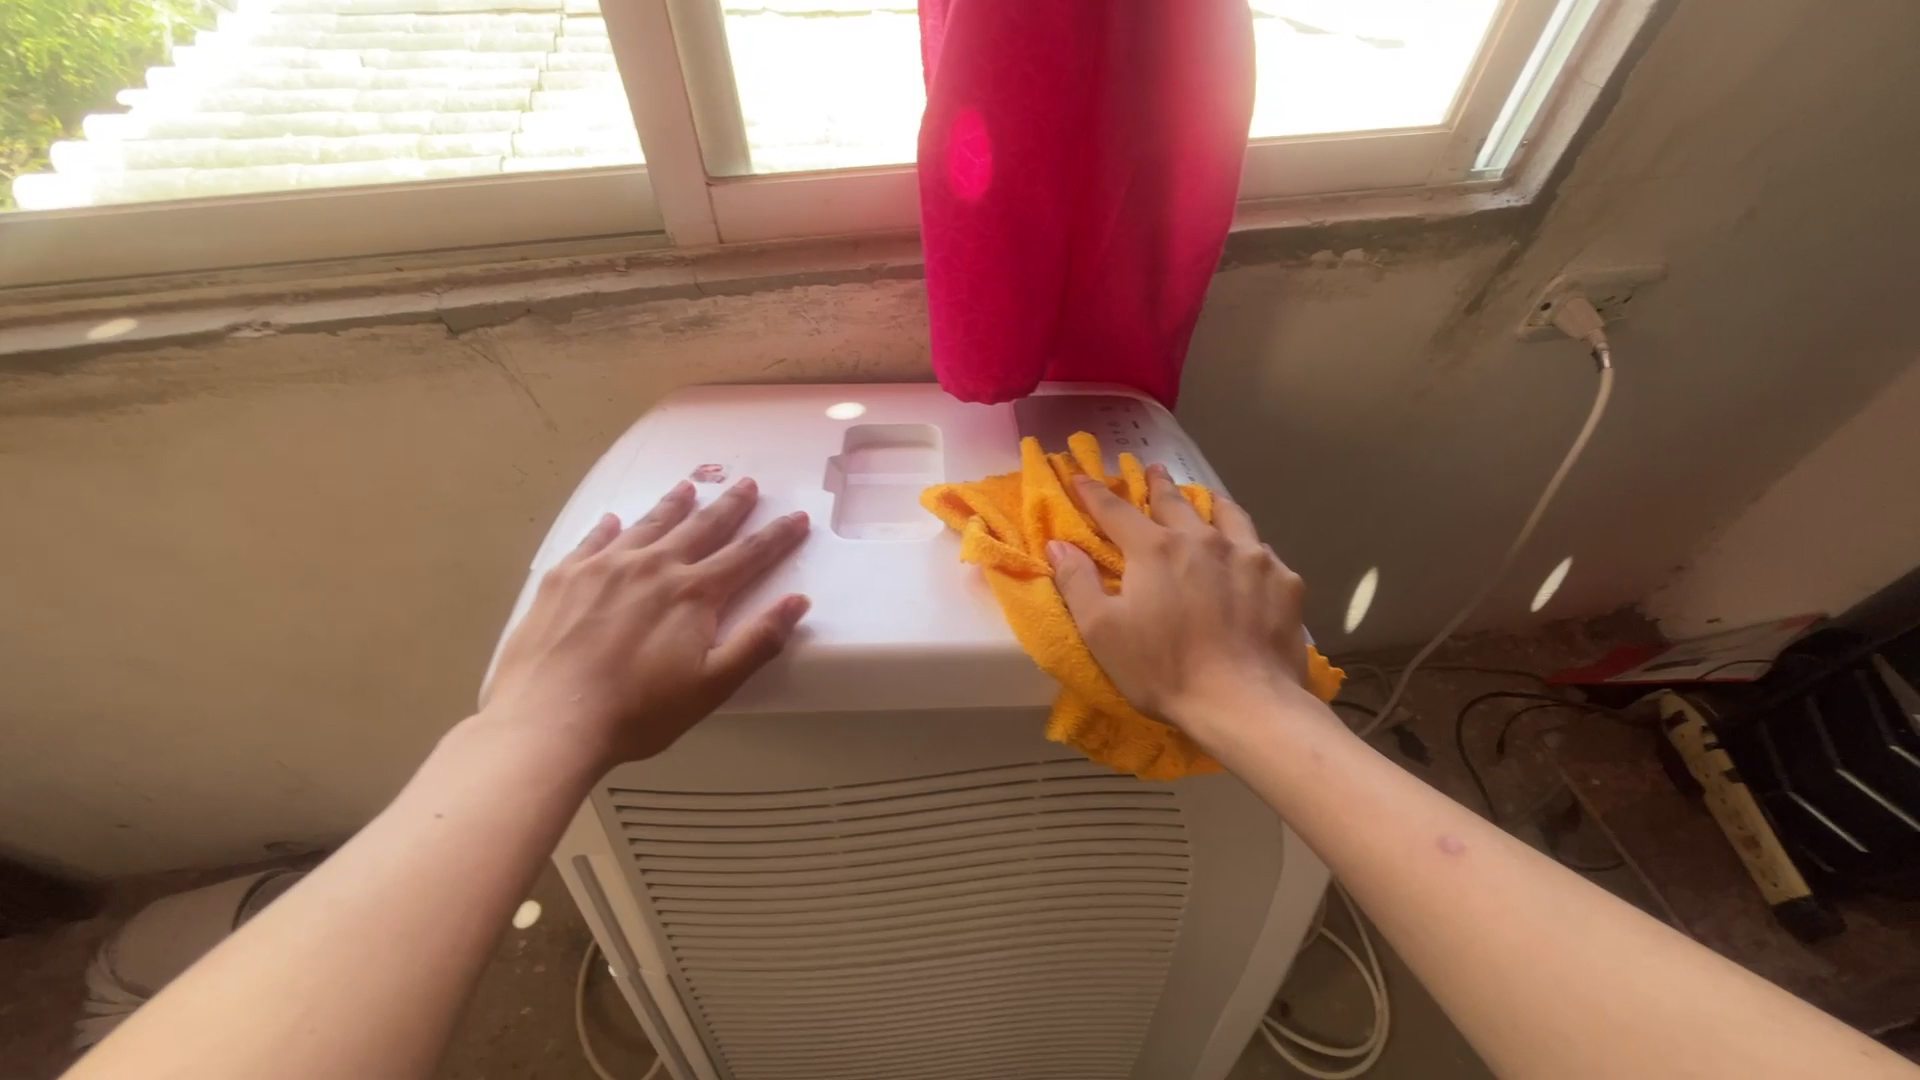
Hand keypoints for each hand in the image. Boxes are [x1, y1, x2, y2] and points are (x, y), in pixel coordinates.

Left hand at [480, 477, 810, 768]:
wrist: (549, 722)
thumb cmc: (639, 711)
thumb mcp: (713, 685)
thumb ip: (759, 640)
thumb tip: (797, 602)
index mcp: (694, 592)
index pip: (748, 554)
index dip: (777, 536)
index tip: (797, 518)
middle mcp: (654, 566)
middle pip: (702, 527)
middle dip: (730, 506)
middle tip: (747, 484)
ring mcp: (605, 567)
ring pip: (650, 524)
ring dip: (674, 504)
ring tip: (688, 487)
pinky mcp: (565, 578)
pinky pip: (593, 540)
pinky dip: (609, 527)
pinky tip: (614, 521)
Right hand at [1047, 465, 1311, 735]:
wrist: (1244, 704)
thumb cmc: (1163, 669)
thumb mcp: (1101, 632)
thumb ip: (1077, 582)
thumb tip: (1057, 544)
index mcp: (1155, 549)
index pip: (1115, 510)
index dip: (1093, 492)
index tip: (1081, 477)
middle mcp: (1203, 539)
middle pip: (1175, 503)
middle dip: (1158, 485)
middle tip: (1154, 470)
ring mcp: (1250, 556)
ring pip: (1229, 516)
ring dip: (1211, 504)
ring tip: (1208, 500)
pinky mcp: (1284, 580)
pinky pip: (1262, 551)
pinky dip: (1247, 547)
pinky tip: (1248, 560)